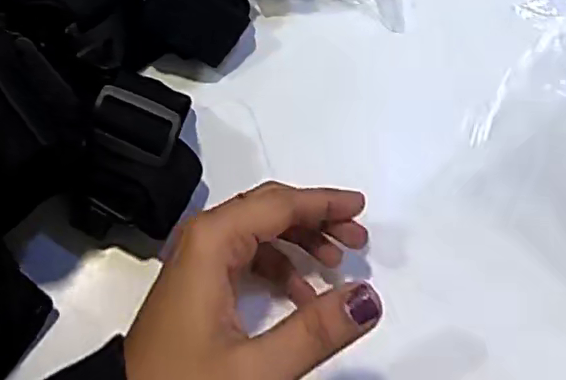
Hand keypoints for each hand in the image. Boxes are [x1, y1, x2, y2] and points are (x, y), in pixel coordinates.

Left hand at [123, 182, 381, 379]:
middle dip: (315, 218)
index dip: (322, 202)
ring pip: (258, 230)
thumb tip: (367, 297)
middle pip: (268, 208)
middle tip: (357, 237)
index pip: (278, 204)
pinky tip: (301, 295)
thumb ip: (315, 331)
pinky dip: (278, 265)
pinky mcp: (198, 278)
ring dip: (299, 241)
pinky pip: (246, 254)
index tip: (359, 205)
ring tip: (336, 265)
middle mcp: (204, 235)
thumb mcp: (257, 368)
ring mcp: (198, 255)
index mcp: (213, 239)